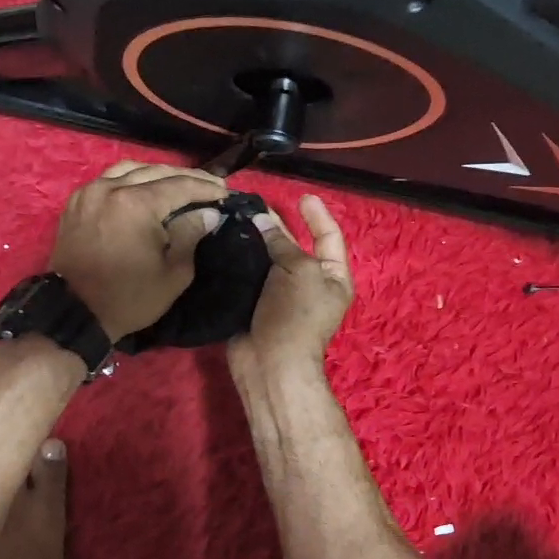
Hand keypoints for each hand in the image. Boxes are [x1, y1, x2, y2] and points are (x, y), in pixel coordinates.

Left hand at [50, 161, 228, 341]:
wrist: (75, 313)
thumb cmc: (129, 298)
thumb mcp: (173, 273)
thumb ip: (191, 235)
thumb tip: (208, 213)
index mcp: (136, 204)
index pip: (180, 185)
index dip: (206, 187)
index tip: (225, 192)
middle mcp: (111, 188)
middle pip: (156, 171)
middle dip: (186, 177)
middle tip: (210, 186)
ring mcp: (90, 193)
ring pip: (130, 169)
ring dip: (158, 174)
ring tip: (179, 184)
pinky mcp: (76, 203)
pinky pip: (108, 179)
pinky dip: (130, 179)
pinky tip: (143, 189)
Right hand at [230, 194, 353, 373]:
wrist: (270, 362)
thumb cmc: (296, 315)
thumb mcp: (299, 270)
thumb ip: (282, 242)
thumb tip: (261, 220)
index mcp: (333, 277)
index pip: (329, 237)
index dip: (317, 215)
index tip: (303, 196)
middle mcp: (309, 284)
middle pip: (295, 246)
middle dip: (278, 225)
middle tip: (257, 203)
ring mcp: (281, 295)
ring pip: (268, 259)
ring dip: (254, 240)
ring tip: (237, 216)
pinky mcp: (255, 304)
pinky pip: (249, 275)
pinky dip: (239, 259)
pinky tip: (225, 239)